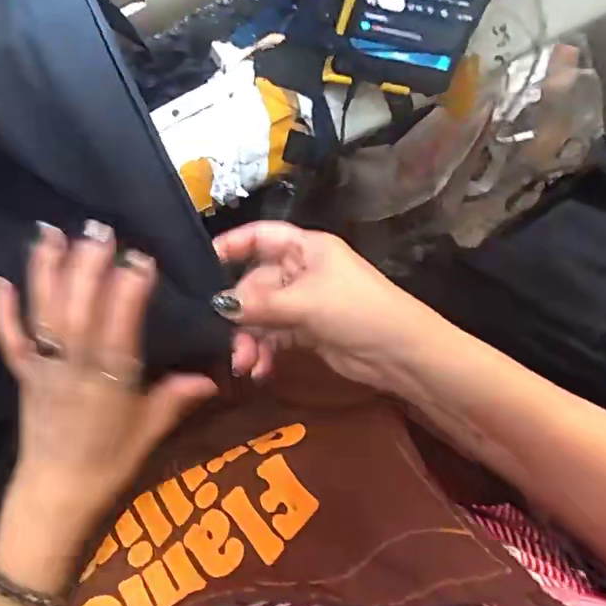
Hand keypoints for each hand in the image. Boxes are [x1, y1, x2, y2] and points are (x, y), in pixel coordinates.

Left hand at [0, 221, 218, 589]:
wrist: (55, 495)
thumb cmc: (108, 464)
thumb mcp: (149, 432)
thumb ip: (176, 398)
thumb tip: (212, 375)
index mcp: (110, 383)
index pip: (121, 329)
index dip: (129, 292)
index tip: (139, 257)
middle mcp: (74, 369)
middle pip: (78, 312)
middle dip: (86, 268)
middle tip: (96, 228)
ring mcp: (43, 369)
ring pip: (44, 317)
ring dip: (45, 273)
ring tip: (50, 233)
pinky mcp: (21, 374)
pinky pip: (9, 340)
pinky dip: (1, 311)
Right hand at [214, 221, 458, 394]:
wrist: (403, 356)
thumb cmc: (358, 312)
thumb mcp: (305, 303)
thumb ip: (258, 304)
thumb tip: (218, 307)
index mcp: (305, 248)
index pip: (259, 236)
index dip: (231, 246)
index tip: (202, 264)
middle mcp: (300, 270)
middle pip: (253, 285)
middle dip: (239, 315)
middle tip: (227, 341)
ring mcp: (301, 301)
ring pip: (259, 315)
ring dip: (248, 340)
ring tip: (244, 363)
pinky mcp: (304, 329)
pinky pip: (271, 336)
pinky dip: (262, 351)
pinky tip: (258, 369)